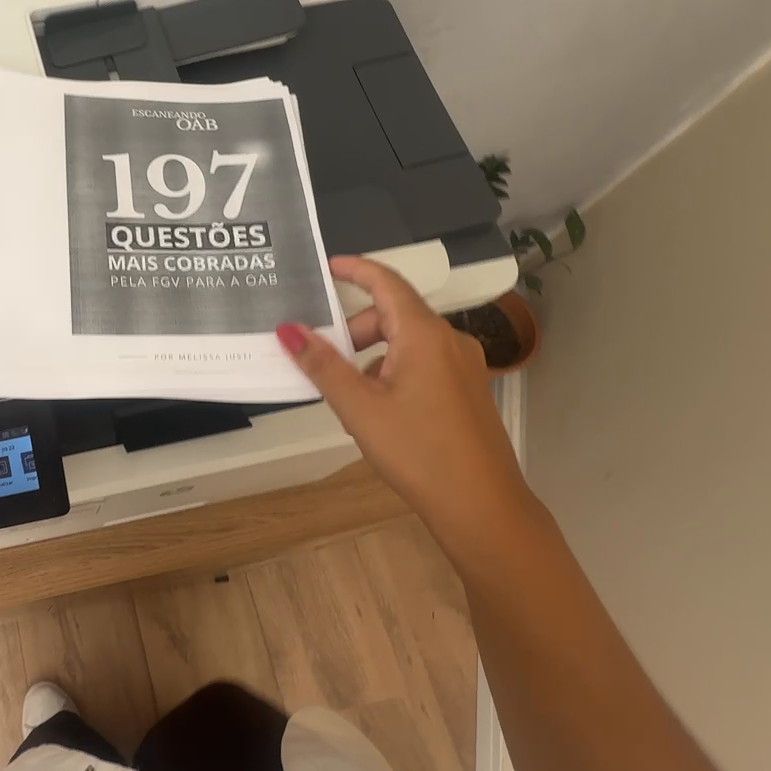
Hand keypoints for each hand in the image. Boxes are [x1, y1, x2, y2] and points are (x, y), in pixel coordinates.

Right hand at [276, 256, 529, 527]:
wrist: (481, 504)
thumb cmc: (417, 450)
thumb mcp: (359, 407)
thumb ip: (322, 365)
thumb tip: (289, 330)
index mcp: (424, 336)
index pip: (387, 283)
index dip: (356, 270)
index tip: (326, 266)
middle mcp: (449, 341)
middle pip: (394, 315)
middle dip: (354, 329)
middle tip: (322, 358)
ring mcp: (463, 367)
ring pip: (407, 342)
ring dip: (371, 354)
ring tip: (346, 393)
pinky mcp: (467, 391)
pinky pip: (422, 364)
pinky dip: (392, 370)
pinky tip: (377, 409)